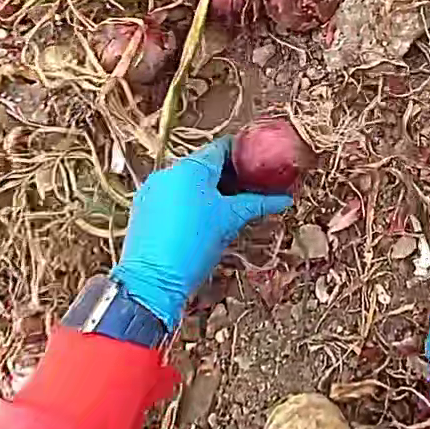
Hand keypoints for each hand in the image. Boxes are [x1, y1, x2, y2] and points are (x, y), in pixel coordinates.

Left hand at [112, 137, 292, 326]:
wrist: (152, 281)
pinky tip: (208, 216)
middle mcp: (169, 172)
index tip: (260, 162)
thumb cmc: (194, 243)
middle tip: (253, 185)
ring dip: (212, 187)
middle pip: (206, 163)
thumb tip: (284, 199)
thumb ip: (257, 203)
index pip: (223, 147)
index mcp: (191, 168)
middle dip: (230, 173)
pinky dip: (193, 199)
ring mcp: (154, 189)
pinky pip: (175, 193)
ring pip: (190, 179)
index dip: (244, 152)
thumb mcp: (231, 220)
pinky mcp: (145, 207)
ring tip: (234, 203)